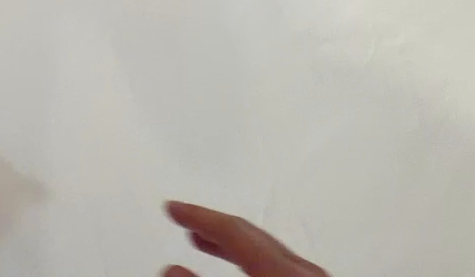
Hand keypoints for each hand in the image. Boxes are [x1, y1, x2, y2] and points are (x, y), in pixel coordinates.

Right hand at [163, 201, 328, 276]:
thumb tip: (171, 268)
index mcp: (283, 266)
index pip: (233, 228)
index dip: (198, 215)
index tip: (171, 206)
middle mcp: (303, 267)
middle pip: (252, 233)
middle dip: (214, 224)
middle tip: (184, 216)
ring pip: (269, 249)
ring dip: (233, 242)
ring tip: (204, 241)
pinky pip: (281, 262)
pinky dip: (255, 257)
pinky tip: (243, 264)